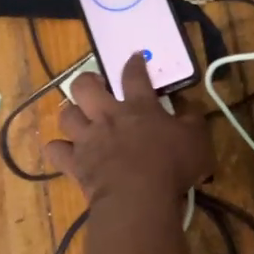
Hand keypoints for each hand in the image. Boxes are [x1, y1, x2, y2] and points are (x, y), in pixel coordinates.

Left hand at [44, 54, 212, 205]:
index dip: (134, 64)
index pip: (134, 76)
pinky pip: (56, 150)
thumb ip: (193, 119)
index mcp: (139, 107)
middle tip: (96, 84)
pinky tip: (66, 150)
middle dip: (88, 81)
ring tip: (80, 116)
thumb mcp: (197, 139)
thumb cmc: (172, 165)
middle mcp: (108, 116)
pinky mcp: (75, 163)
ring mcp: (87, 139)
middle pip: (84, 87)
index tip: (133, 57)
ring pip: (66, 115)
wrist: (138, 196)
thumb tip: (189, 106)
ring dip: (72, 113)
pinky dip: (59, 149)